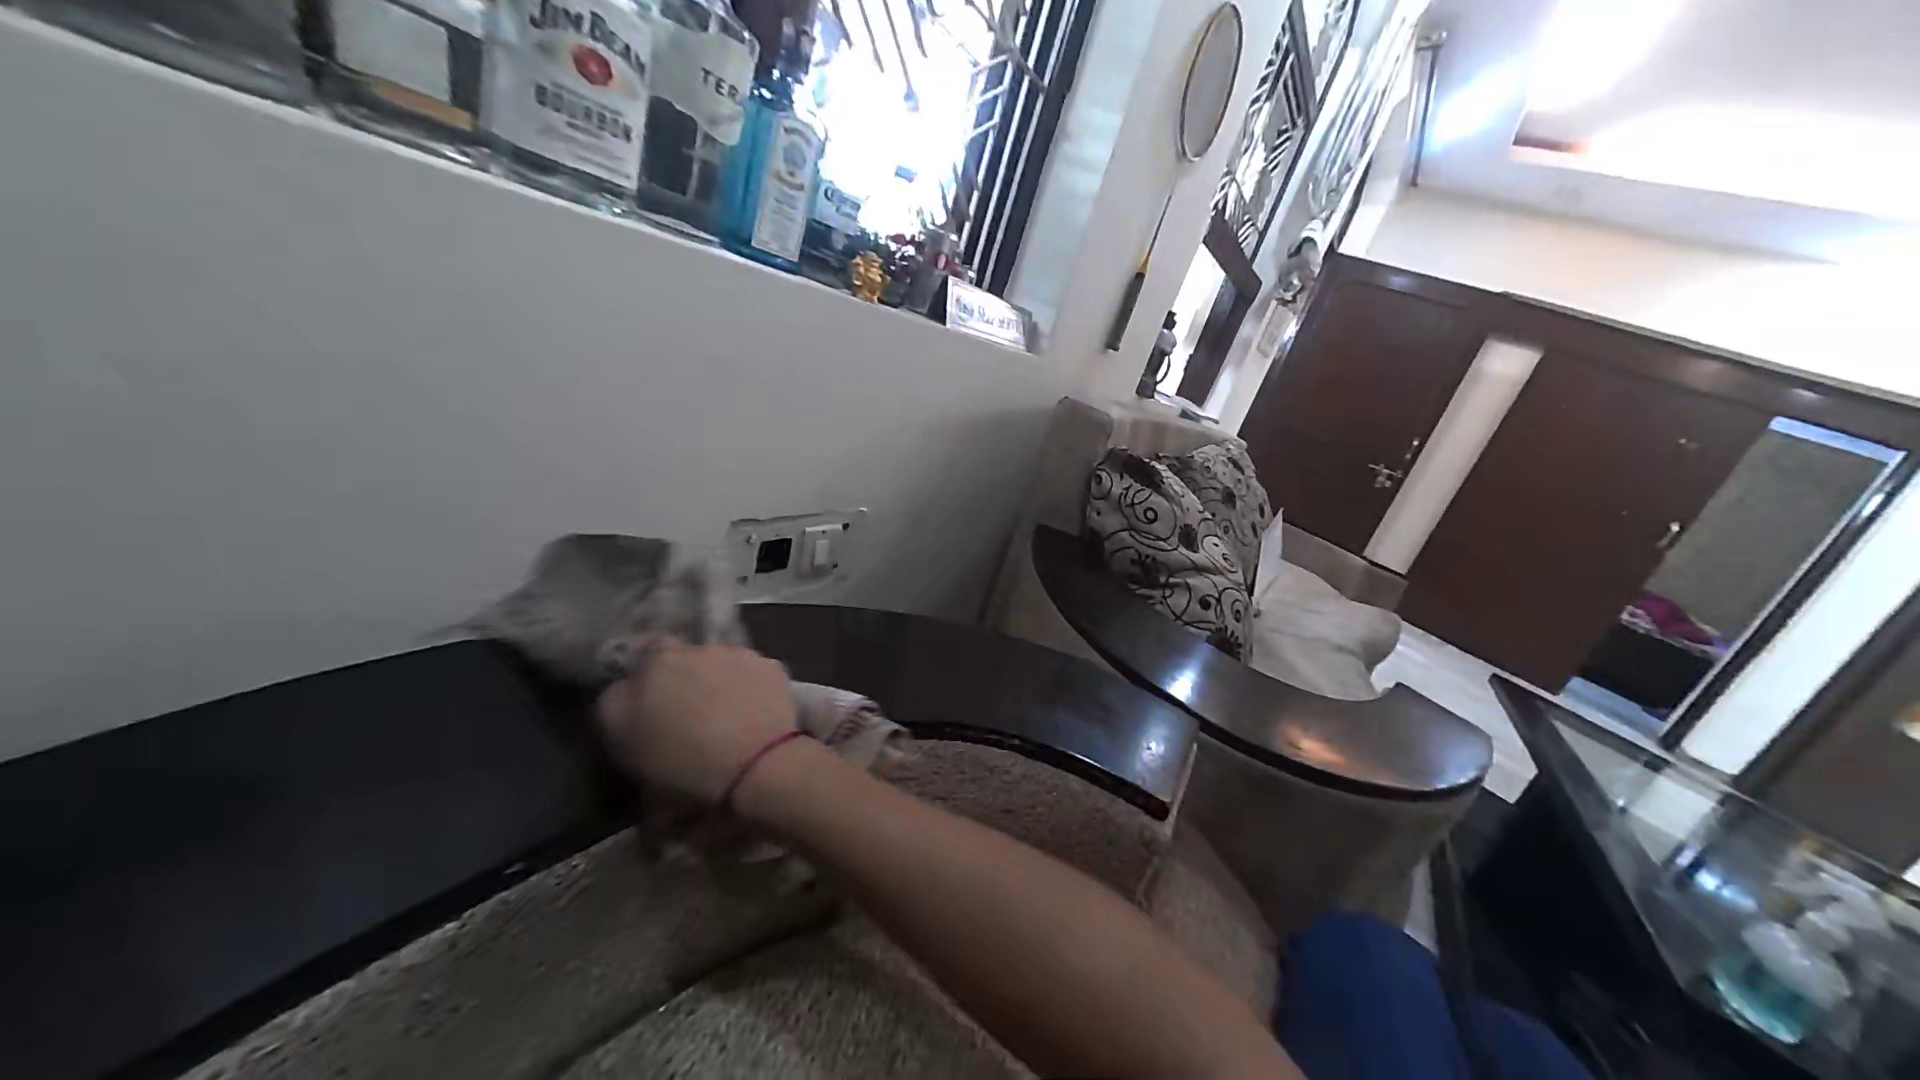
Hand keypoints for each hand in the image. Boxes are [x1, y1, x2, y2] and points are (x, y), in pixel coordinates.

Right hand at [594, 642, 798, 803]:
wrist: (755, 764)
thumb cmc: (683, 766)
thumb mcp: (625, 748)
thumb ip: (617, 706)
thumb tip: (626, 688)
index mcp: (653, 666)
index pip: (646, 654)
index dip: (652, 674)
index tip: (657, 700)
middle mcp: (693, 651)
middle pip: (685, 657)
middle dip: (686, 677)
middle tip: (693, 711)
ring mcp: (735, 654)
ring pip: (721, 661)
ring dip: (720, 678)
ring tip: (729, 713)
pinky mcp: (770, 665)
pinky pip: (754, 671)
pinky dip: (752, 685)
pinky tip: (756, 710)